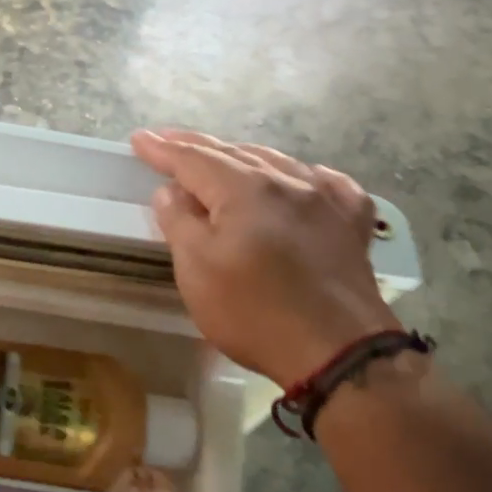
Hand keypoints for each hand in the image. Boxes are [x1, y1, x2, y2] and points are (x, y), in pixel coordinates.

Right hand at [131, 129, 398, 389]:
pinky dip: (299, 177)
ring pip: (277, 163)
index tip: (139, 139)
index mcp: (245, 189)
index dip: (163, 149)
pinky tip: (298, 181)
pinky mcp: (352, 224)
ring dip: (242, 158)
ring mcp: (326, 200)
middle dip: (198, 146)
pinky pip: (324, 184)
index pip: (194, 159)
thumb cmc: (254, 312)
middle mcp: (288, 181)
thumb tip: (171, 191)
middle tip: (168, 141)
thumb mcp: (197, 270)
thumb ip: (179, 223)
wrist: (339, 352)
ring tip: (221, 158)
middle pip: (234, 153)